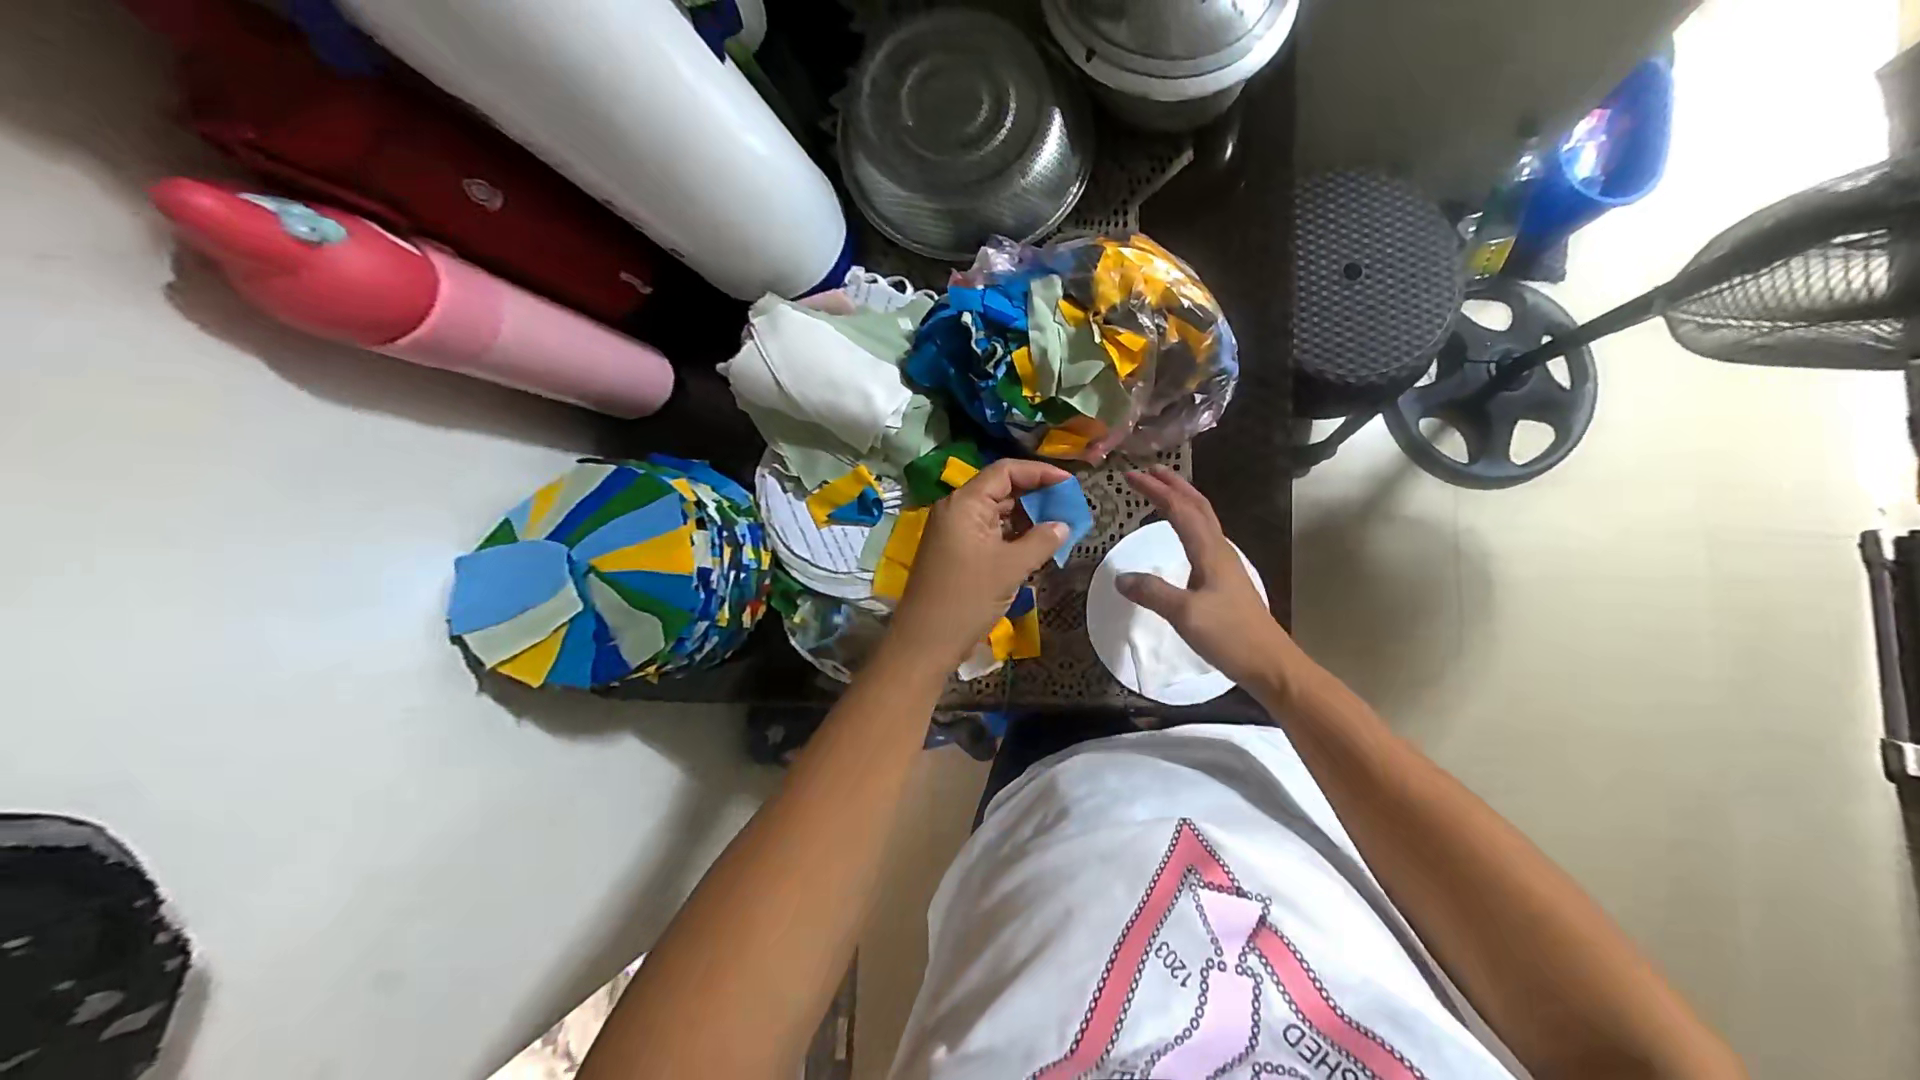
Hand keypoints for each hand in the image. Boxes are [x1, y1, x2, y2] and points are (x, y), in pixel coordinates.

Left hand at [887, 459, 1071, 669]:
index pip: (1005, 471)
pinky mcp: (954, 552)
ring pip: (994, 513)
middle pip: (1000, 489)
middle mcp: (955, 510)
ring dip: (1025, 518)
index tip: (1069, 483)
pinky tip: (1034, 546)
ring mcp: (952, 532)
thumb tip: (1062, 525)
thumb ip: (1041, 540)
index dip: (1039, 472)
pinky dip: (1011, 535)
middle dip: (1035, 496)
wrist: (926, 641)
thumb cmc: (967, 598)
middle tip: (1068, 508)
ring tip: (1056, 527)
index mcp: (964, 504)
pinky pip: (987, 533)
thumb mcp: (1011, 567)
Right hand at [1117, 466, 1293, 695]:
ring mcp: (1225, 565)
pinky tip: (1180, 533)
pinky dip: (1187, 521)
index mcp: (1210, 552)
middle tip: (1149, 471)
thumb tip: (1121, 578)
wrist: (1269, 663)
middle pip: (1198, 506)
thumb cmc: (1229, 636)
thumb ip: (1152, 593)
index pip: (1180, 509)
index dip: (1155, 490)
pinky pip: (1203, 537)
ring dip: (1182, 500)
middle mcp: (1219, 550)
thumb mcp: (1185, 614)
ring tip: (1162, 491)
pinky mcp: (1224, 579)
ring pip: (1203, 519)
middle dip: (1173, 485)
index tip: (1130, 476)